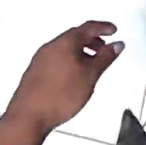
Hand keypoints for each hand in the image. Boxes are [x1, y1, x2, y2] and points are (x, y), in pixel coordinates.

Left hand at [2, 21, 123, 136]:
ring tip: (91, 65)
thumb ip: (105, 58)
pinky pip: (57, 58)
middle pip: (75, 36)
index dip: (103, 27)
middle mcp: (51, 45)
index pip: (88, 27)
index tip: (114, 30)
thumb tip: (118, 44)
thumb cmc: (62, 94)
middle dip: (92, 40)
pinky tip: (73, 76)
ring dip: (81, 51)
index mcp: (65, 42)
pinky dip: (69, 60)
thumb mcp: (90, 75)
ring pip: (65, 48)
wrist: (27, 117)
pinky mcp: (34, 72)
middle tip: (104, 49)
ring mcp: (40, 58)